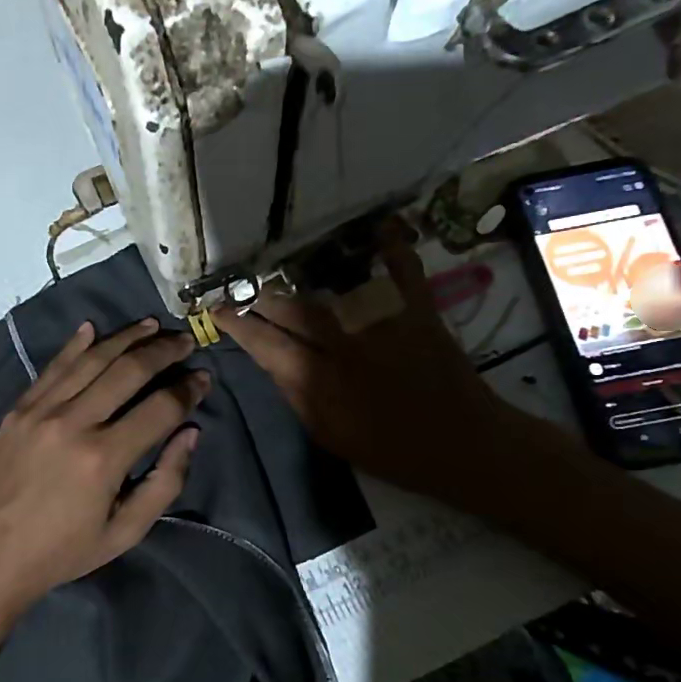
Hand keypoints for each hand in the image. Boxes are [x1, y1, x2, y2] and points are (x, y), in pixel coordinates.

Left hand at [0, 319, 208, 613]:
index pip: (160, 408)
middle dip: (163, 351)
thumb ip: (166, 481)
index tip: (204, 377)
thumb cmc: (65, 550)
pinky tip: (92, 327)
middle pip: (128, 371)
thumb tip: (190, 432)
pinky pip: (52, 368)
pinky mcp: (18, 410)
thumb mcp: (126, 531)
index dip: (188, 389)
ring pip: (91, 360)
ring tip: (151, 325)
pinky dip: (75, 345)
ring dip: (125, 338)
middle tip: (184, 341)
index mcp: (104, 459)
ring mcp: (40, 412)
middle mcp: (73, 424)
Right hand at [213, 223, 530, 502]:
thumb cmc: (390, 451)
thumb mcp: (329, 436)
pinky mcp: (418, 312)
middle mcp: (344, 346)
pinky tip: (379, 231)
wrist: (462, 447)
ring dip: (302, 276)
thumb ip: (295, 395)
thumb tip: (270, 360)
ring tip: (285, 269)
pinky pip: (402, 271)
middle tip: (246, 289)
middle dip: (261, 296)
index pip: (264, 343)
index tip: (218, 309)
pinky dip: (392, 249)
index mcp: (318, 382)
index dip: (236, 323)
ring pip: (331, 288)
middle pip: (291, 308)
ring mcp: (383, 324)